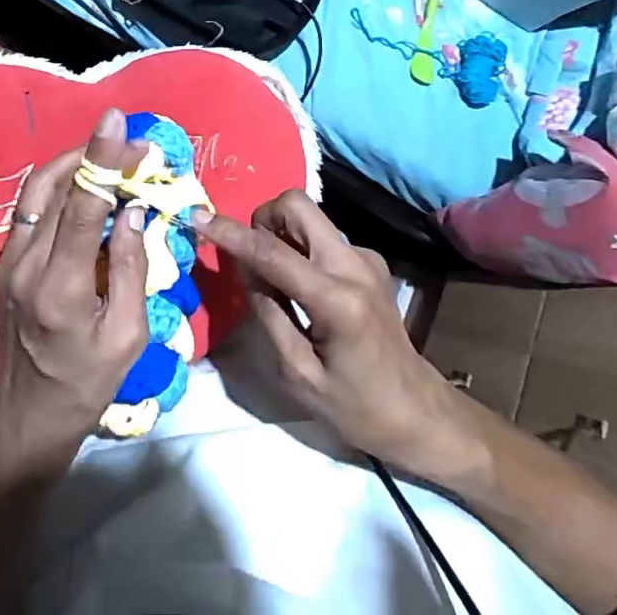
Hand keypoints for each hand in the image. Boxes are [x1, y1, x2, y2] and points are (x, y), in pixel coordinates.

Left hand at [0, 109, 150, 477]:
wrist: (25, 417)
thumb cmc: (86, 384)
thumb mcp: (128, 336)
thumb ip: (131, 268)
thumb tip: (134, 210)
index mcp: (61, 287)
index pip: (82, 207)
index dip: (101, 159)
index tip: (118, 122)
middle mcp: (27, 265)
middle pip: (58, 189)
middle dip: (97, 156)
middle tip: (134, 145)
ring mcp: (9, 262)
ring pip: (38, 192)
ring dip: (72, 163)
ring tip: (108, 153)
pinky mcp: (4, 263)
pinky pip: (31, 209)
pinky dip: (59, 185)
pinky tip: (83, 183)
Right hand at [193, 191, 473, 476]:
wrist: (419, 410)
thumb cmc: (356, 406)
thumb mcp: (298, 374)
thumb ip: (268, 314)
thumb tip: (246, 269)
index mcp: (337, 300)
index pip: (272, 252)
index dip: (230, 233)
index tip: (197, 216)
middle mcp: (354, 264)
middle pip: (298, 205)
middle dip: (263, 218)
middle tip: (250, 258)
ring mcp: (365, 257)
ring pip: (308, 217)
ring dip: (280, 234)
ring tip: (273, 282)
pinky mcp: (368, 260)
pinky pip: (320, 237)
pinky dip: (298, 249)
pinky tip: (300, 289)